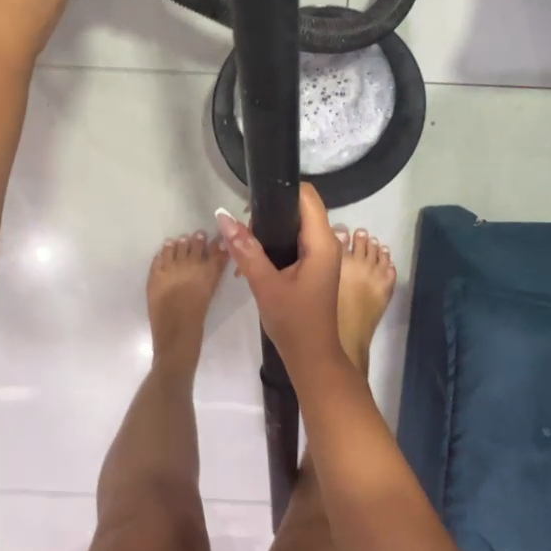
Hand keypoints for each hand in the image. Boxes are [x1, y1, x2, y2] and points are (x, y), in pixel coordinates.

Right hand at [216, 183, 347, 372]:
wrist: (312, 358)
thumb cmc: (293, 322)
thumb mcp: (265, 285)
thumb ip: (245, 250)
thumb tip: (223, 217)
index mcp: (321, 242)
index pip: (307, 196)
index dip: (280, 193)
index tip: (252, 207)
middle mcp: (327, 244)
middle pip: (300, 209)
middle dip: (269, 214)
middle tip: (244, 233)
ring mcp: (322, 256)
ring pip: (296, 227)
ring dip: (270, 231)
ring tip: (245, 246)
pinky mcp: (314, 268)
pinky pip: (296, 243)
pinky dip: (276, 245)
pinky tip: (256, 260)